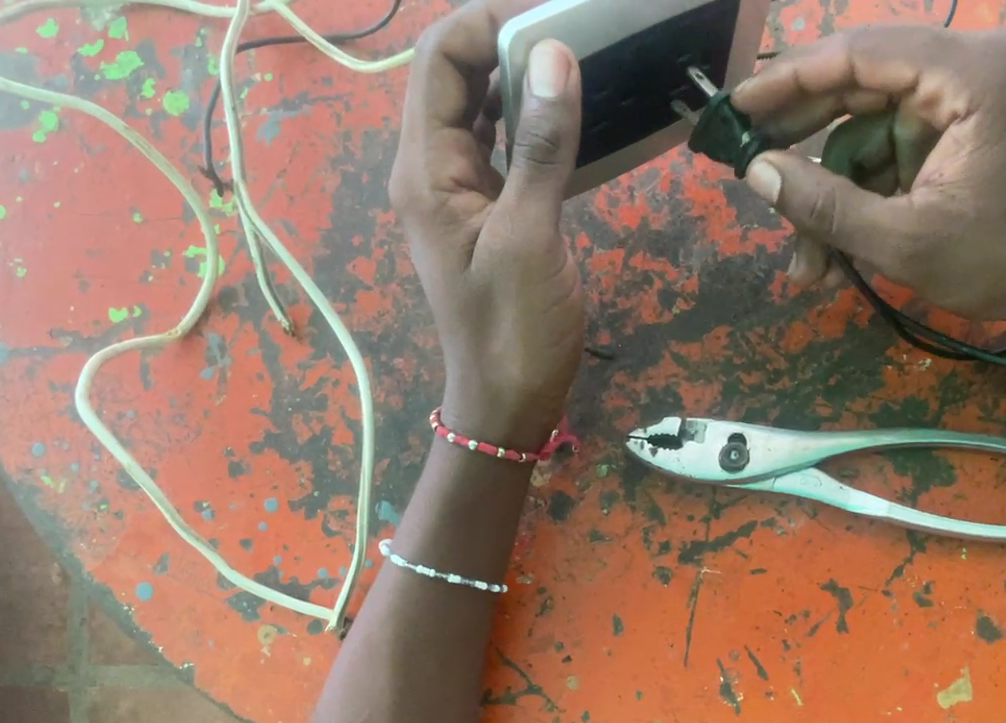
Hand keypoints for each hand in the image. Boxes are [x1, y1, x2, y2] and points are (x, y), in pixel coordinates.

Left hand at [390, 1, 585, 448]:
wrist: (509, 402)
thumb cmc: (513, 329)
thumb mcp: (529, 237)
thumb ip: (541, 147)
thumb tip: (553, 55)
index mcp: (425, 170)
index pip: (438, 63)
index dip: (485, 27)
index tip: (550, 27)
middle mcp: (433, 172)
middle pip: (457, 81)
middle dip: (508, 49)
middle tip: (576, 44)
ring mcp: (461, 196)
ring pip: (483, 115)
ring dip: (523, 88)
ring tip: (580, 72)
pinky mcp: (489, 217)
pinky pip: (505, 154)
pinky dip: (534, 131)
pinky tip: (572, 125)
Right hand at [731, 26, 1005, 348]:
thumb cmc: (1001, 262)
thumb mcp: (902, 240)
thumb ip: (824, 204)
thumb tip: (755, 173)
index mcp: (971, 73)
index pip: (860, 53)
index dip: (789, 80)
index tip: (737, 108)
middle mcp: (969, 68)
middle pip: (858, 91)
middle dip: (807, 154)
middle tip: (754, 181)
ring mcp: (963, 102)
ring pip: (866, 136)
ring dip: (831, 201)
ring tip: (808, 269)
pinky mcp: (957, 134)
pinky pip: (888, 158)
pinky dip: (859, 204)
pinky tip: (835, 259)